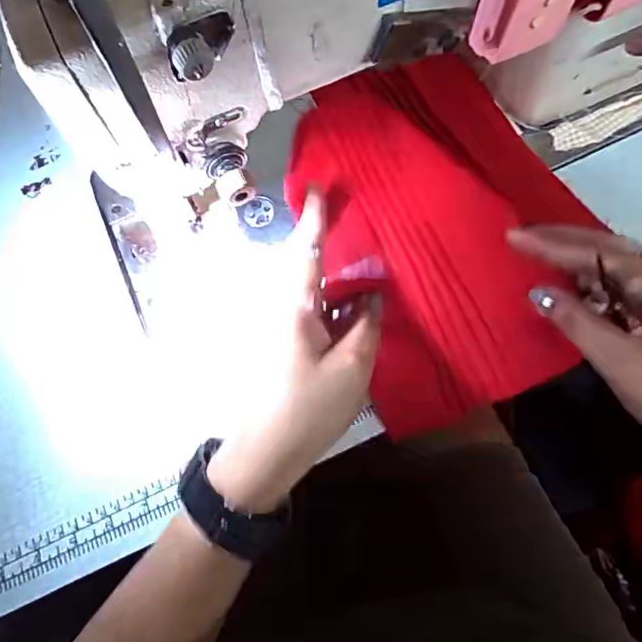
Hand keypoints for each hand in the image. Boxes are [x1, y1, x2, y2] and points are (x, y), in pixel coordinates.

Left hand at [206, 190, 381, 512]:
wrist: (268, 452)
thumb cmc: (309, 408)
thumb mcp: (352, 367)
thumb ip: (366, 326)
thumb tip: (373, 298)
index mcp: (296, 309)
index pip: (307, 254)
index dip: (315, 220)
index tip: (317, 188)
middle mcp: (287, 312)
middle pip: (311, 269)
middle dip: (329, 245)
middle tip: (353, 224)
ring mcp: (287, 331)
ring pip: (316, 294)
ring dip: (339, 281)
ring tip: (368, 271)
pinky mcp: (291, 348)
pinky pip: (318, 314)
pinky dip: (338, 306)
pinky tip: (359, 309)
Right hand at [507, 226, 641, 530]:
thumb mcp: (625, 365)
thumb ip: (580, 323)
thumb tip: (539, 292)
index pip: (605, 255)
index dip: (556, 246)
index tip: (516, 236)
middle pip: (619, 255)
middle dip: (571, 247)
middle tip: (527, 240)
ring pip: (630, 278)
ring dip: (589, 273)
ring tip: (547, 266)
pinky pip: (641, 299)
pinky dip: (609, 297)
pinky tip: (589, 300)